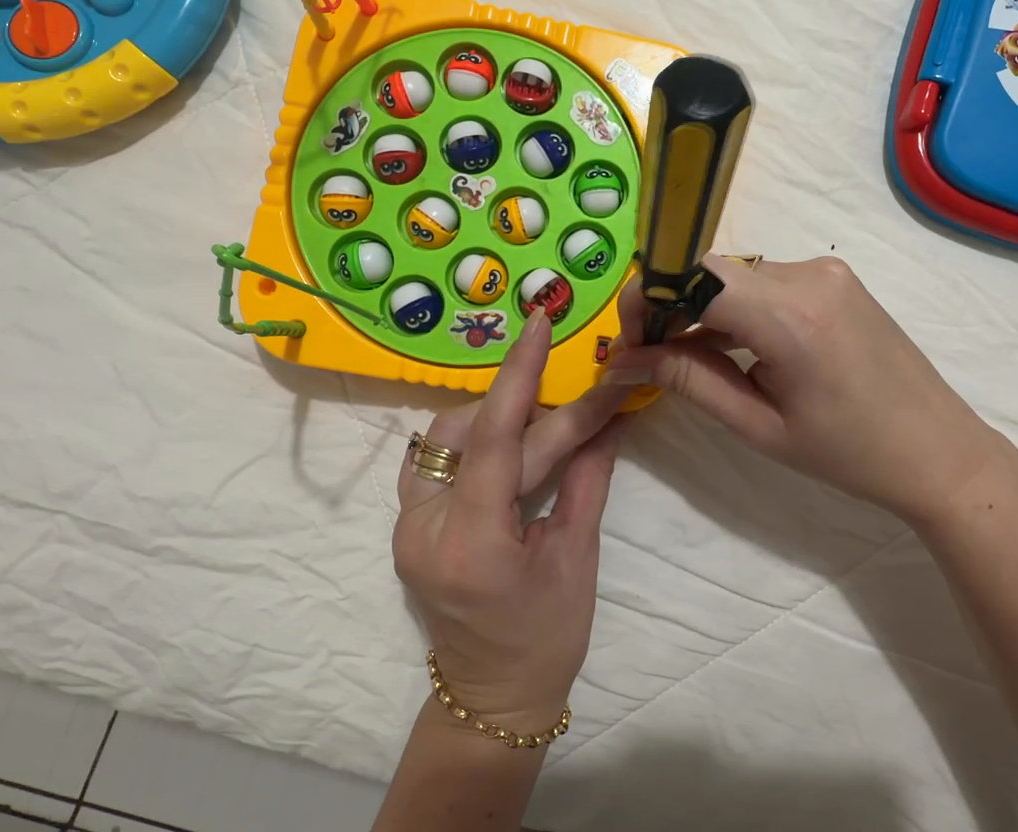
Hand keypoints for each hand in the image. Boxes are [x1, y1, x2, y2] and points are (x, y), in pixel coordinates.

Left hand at [392, 311, 628, 728]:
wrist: (492, 696)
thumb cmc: (546, 638)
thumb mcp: (577, 557)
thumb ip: (588, 479)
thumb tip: (611, 417)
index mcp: (471, 542)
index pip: (495, 437)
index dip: (520, 373)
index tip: (539, 321)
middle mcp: (423, 527)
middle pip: (472, 433)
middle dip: (527, 404)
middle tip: (575, 389)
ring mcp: (407, 527)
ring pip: (443, 439)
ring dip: (494, 416)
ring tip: (543, 415)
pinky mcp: (408, 526)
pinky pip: (436, 460)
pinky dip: (474, 439)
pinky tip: (509, 438)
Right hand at [606, 256, 1012, 522]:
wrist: (937, 450)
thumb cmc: (848, 454)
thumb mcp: (759, 426)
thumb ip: (688, 381)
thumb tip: (622, 360)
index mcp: (790, 315)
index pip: (691, 278)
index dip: (646, 301)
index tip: (628, 344)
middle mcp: (808, 274)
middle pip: (710, 270)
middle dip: (668, 307)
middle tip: (646, 356)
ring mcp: (826, 271)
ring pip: (736, 274)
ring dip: (701, 309)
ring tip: (683, 359)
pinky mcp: (836, 279)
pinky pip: (766, 281)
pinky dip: (737, 308)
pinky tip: (729, 348)